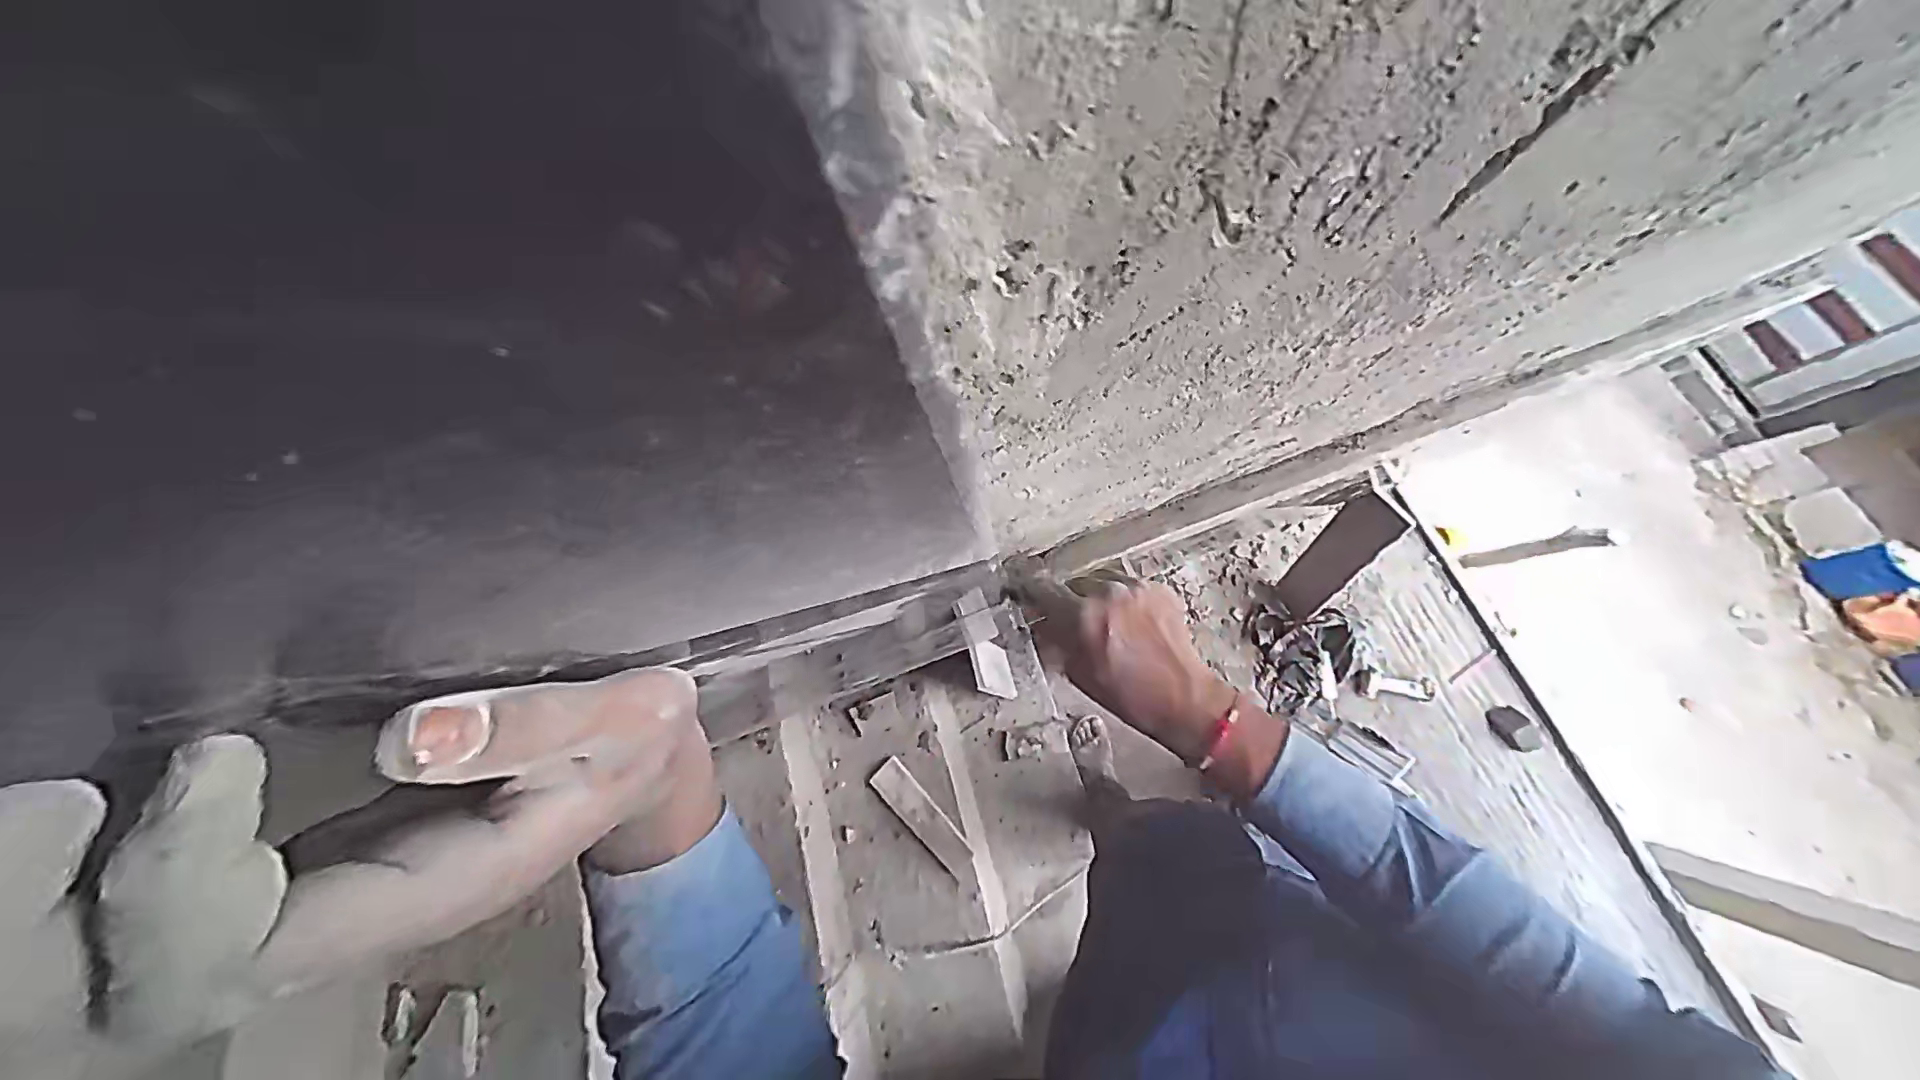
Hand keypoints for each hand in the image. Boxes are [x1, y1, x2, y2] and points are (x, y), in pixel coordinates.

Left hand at [0, 667, 718, 1072]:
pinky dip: (102, 870)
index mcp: (444, 884)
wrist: (638, 754)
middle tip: (39, 805)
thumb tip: (412, 738)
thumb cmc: (640, 734)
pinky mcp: (322, 850)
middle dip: (57, 926)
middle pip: (153, 990)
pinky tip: (98, 803)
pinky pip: (174, 898)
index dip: (192, 882)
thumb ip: (540, 725)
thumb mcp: (626, 716)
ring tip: (40, 806)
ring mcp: (335, 885)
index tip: (212, 757)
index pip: (265, 943)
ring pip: (138, 962)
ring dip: (52, 907)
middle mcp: (367, 909)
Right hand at [1016, 567, 1236, 761]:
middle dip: (1068, 601)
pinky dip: (1121, 599)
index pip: (1042, 587)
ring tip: (1105, 624)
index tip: (1023, 592)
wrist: (1184, 698)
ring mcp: (1136, 589)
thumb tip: (1038, 624)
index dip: (1028, 591)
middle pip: (1072, 583)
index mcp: (1084, 616)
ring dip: (1096, 597)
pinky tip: (1127, 623)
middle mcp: (1109, 594)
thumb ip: (1054, 641)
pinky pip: (1126, 586)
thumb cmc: (1134, 695)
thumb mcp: (1079, 673)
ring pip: (1100, 580)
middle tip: (1072, 622)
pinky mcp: (1156, 589)